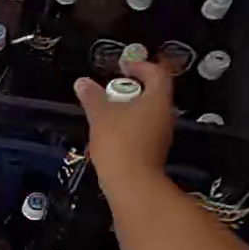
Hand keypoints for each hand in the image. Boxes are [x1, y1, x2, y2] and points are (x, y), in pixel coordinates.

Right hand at [74, 59, 174, 192]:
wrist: (131, 184)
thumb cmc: (119, 143)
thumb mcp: (100, 115)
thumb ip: (92, 96)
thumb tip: (82, 83)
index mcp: (157, 99)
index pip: (156, 72)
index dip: (140, 65)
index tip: (123, 66)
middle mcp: (165, 115)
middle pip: (153, 93)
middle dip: (132, 90)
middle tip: (112, 90)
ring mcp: (162, 136)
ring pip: (147, 114)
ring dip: (129, 110)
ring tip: (107, 113)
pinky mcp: (154, 153)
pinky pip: (143, 132)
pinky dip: (129, 128)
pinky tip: (112, 135)